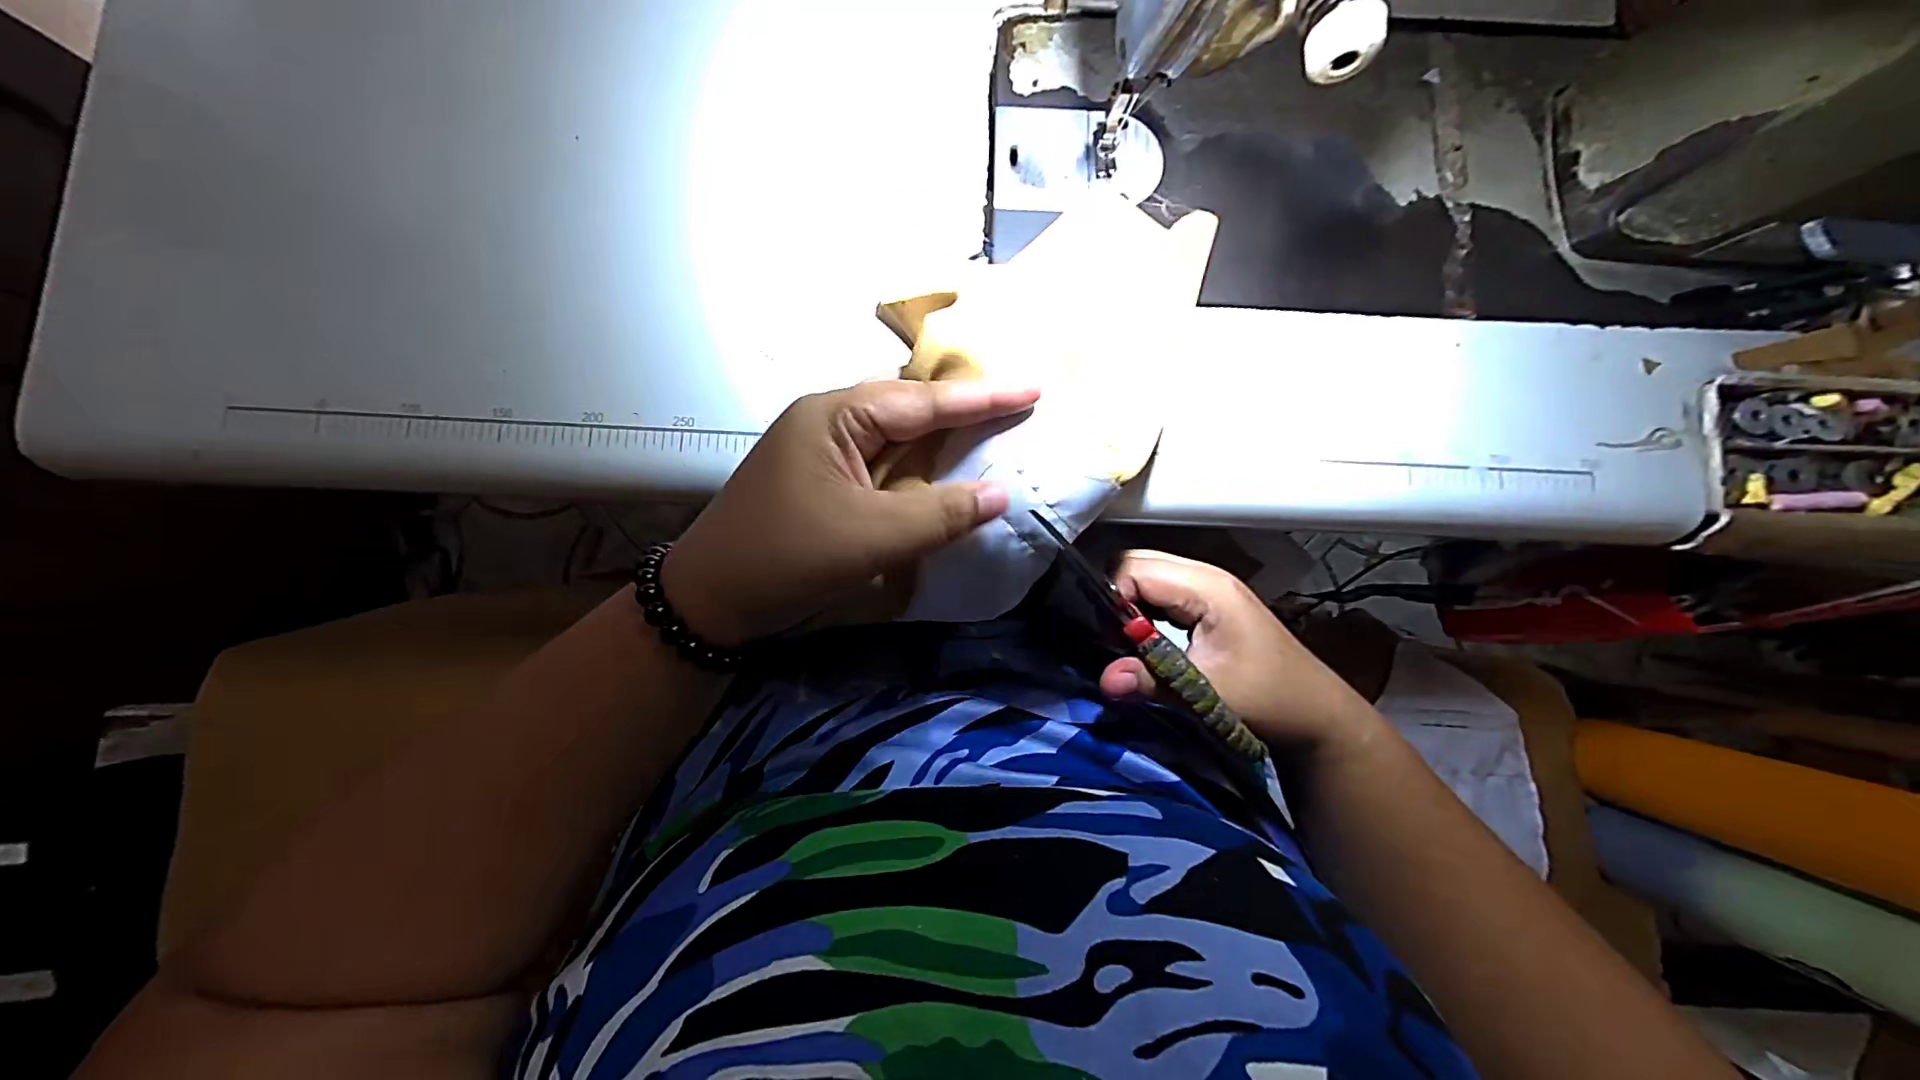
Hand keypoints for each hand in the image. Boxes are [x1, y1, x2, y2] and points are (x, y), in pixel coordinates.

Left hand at [661, 380, 1040, 645]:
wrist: (710, 601)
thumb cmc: (787, 559)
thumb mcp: (872, 538)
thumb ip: (940, 513)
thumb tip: (1001, 493)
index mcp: (834, 416)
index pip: (923, 401)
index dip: (983, 398)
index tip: (1035, 389)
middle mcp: (828, 421)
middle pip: (910, 409)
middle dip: (965, 410)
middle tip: (1020, 405)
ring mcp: (823, 452)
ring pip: (897, 437)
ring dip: (942, 440)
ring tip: (995, 432)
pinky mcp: (823, 483)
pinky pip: (883, 465)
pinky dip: (918, 470)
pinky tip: (944, 472)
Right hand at [1097, 551, 1377, 750]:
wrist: (1316, 714)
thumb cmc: (1272, 698)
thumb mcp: (1208, 693)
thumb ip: (1152, 681)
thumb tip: (1106, 679)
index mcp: (1207, 587)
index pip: (1134, 568)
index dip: (1112, 598)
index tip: (1107, 637)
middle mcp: (1204, 578)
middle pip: (1137, 564)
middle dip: (1115, 597)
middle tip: (1110, 638)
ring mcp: (1207, 589)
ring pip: (1146, 577)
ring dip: (1129, 606)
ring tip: (1124, 643)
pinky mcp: (1205, 605)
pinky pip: (1160, 593)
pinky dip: (1143, 613)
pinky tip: (1144, 642)